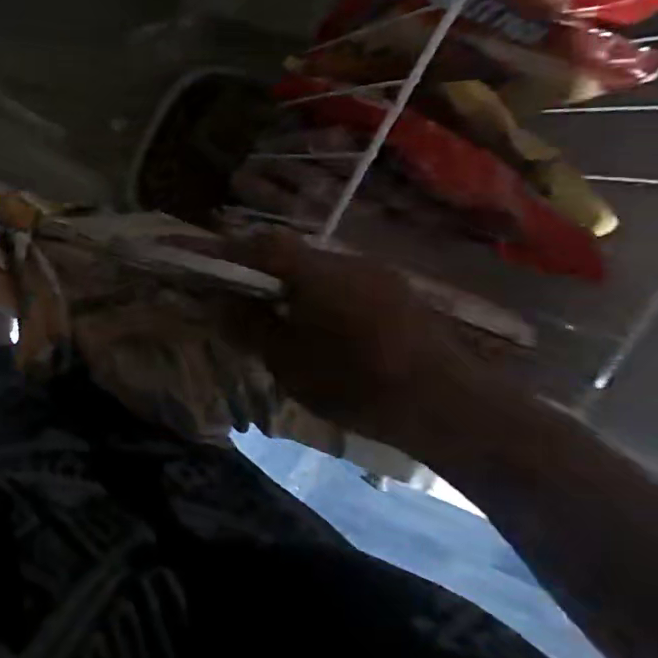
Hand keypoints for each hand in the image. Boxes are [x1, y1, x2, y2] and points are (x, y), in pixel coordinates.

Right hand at [228, 230, 492, 452]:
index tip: (200, 266)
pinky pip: (346, 286)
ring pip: (319, 271)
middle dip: (258, 271)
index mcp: (315, 272)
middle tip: (238, 298)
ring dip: (292, 286)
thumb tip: (221, 300)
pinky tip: (320, 328)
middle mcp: (349, 264)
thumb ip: (248, 323)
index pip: (257, 245)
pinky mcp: (403, 298)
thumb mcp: (284, 360)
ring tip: (278, 317)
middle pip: (290, 254)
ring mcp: (382, 278)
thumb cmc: (357, 383)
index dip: (224, 253)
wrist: (457, 412)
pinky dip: (321, 297)